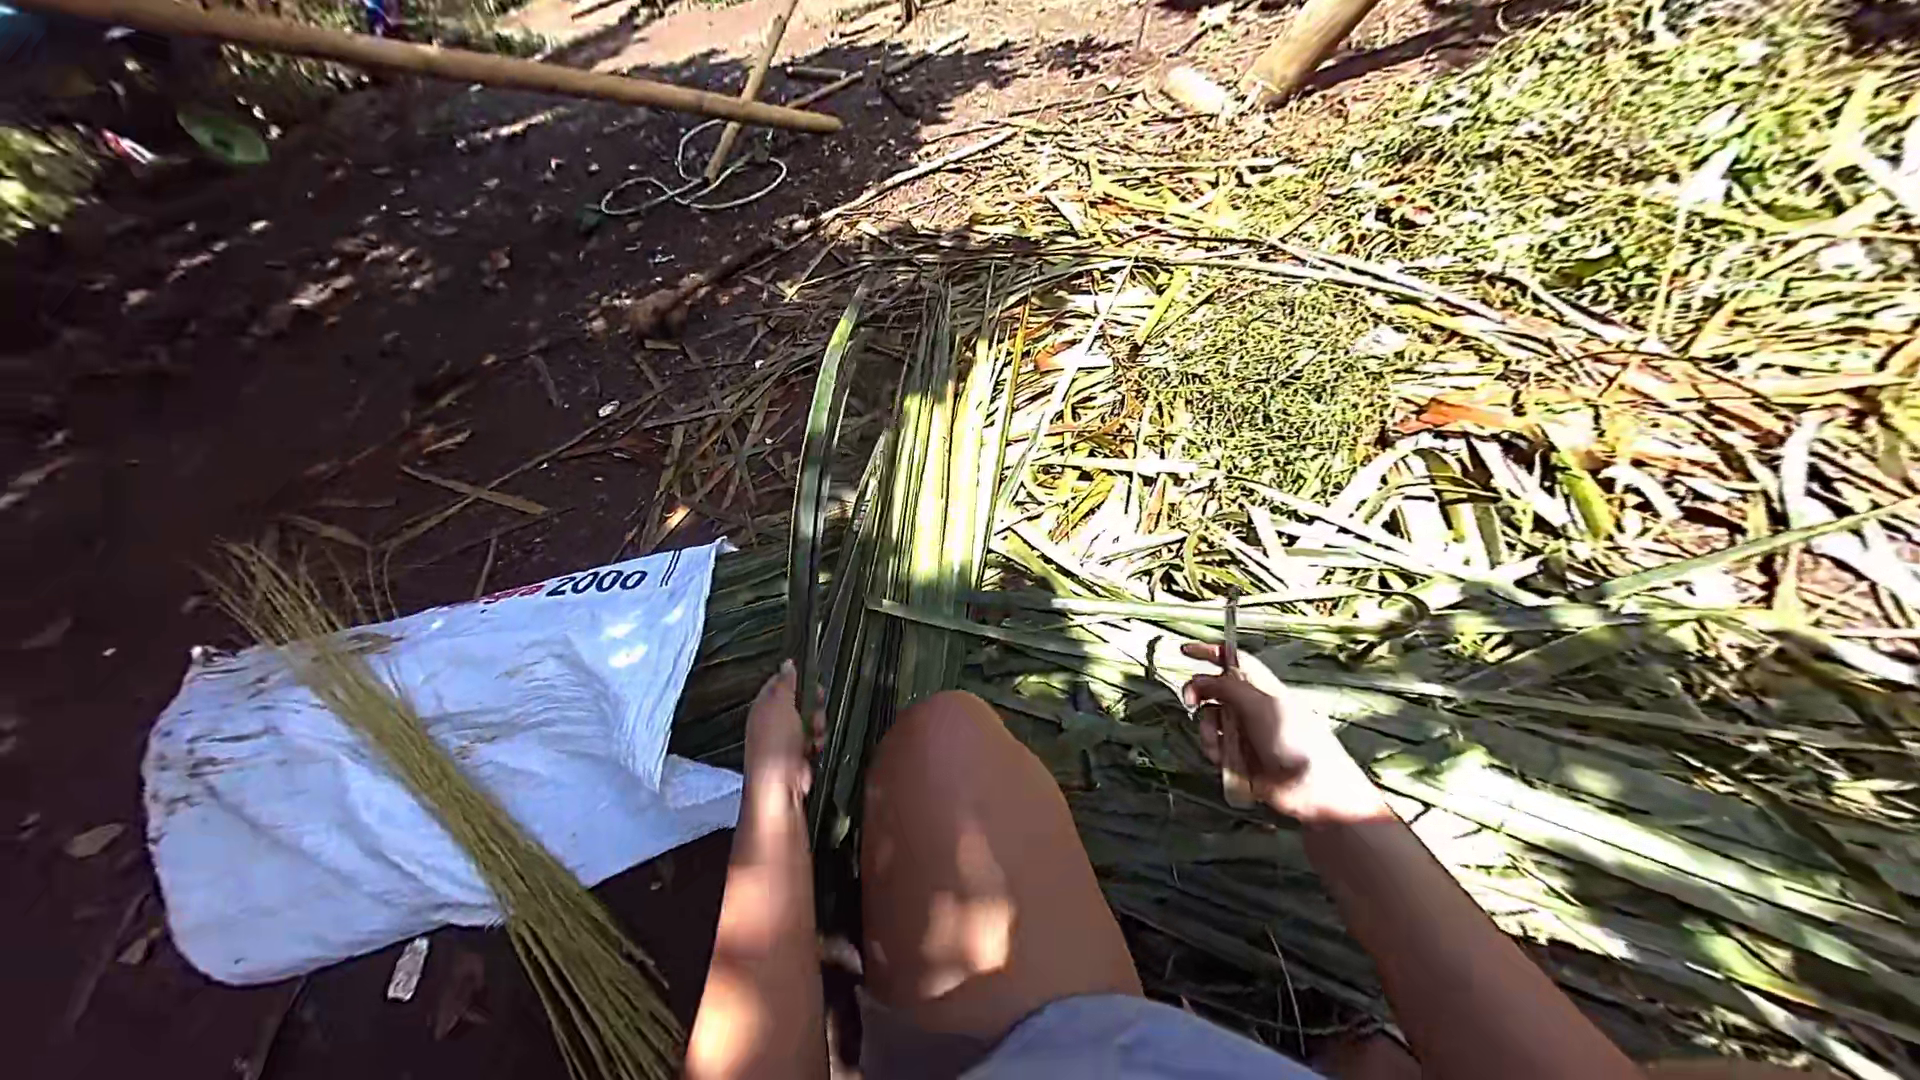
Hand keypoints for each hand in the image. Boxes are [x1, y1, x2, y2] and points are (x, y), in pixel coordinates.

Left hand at [743, 659, 824, 804]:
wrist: (780, 784)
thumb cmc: (775, 744)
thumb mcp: (781, 705)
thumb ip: (785, 683)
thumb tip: (787, 663)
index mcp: (764, 705)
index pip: (781, 682)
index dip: (798, 679)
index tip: (811, 680)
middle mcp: (773, 720)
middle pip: (801, 700)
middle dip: (813, 705)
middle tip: (815, 710)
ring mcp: (786, 738)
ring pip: (811, 719)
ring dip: (817, 724)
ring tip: (814, 733)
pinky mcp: (799, 753)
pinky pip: (815, 738)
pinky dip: (818, 741)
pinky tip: (815, 747)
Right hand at [1179, 642, 1389, 825]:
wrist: (1313, 792)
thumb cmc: (1295, 742)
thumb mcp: (1261, 706)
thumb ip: (1228, 687)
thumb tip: (1201, 678)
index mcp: (1263, 688)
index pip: (1234, 660)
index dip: (1211, 652)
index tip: (1186, 651)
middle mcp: (1252, 706)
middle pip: (1215, 688)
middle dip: (1199, 692)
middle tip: (1190, 700)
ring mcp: (1245, 731)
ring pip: (1211, 718)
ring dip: (1208, 728)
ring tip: (1217, 742)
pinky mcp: (1239, 755)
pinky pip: (1214, 744)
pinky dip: (1213, 749)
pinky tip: (1223, 758)